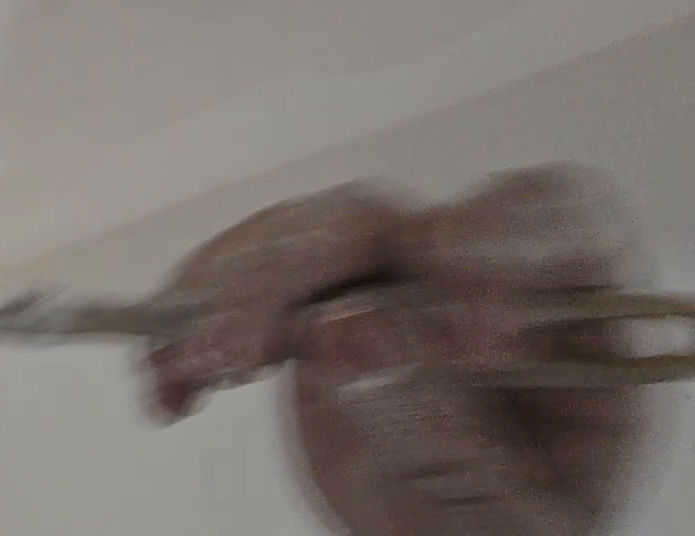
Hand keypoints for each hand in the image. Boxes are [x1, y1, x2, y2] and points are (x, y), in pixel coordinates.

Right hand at [143, 166, 651, 534]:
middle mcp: (454, 275)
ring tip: (186, 372)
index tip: (458, 333)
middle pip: (364, 223)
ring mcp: (364, 276)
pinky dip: (181, 320)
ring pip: (280, 237)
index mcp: (553, 321)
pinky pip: (225, 273)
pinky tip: (171, 377)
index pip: (540, 220)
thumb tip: (346, 331)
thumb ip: (440, 432)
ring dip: (215, 299)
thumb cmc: (476, 535)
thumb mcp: (492, 514)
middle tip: (228, 354)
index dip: (491, 241)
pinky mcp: (293, 289)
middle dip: (280, 282)